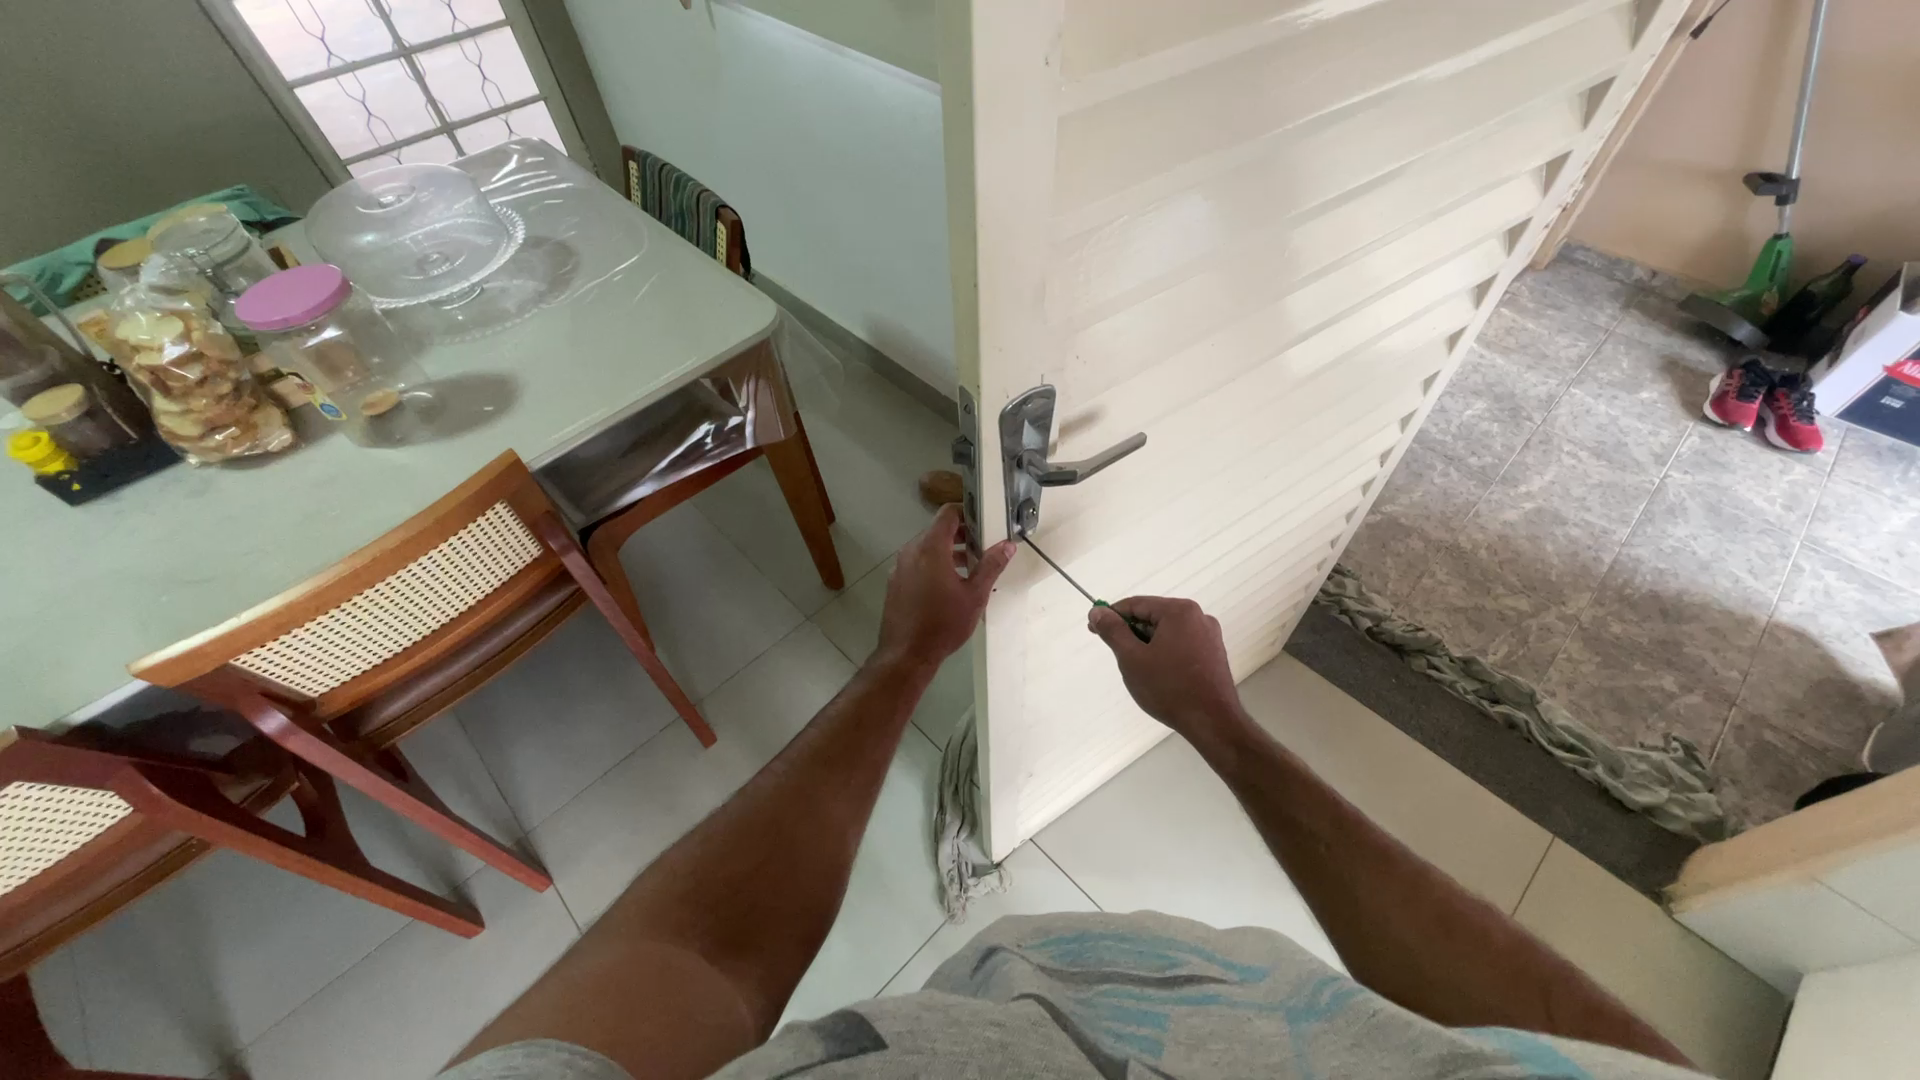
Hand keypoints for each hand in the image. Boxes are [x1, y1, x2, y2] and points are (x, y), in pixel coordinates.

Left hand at [875, 504, 1014, 669]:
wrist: (906, 655)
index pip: (948, 514)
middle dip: (961, 535)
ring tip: (971, 567)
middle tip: (983, 546)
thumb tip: (1007, 545)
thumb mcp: (975, 595)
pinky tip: (949, 585)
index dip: (967, 513)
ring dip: (948, 551)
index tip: (984, 523)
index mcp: (931, 548)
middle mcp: (911, 551)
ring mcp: (900, 567)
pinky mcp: (895, 582)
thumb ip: (991, 566)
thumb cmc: (944, 623)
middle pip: (937, 531)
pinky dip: (933, 564)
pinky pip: (917, 563)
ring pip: (926, 548)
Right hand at [1089, 597, 1248, 739]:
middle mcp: (1198, 617)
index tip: (1093, 629)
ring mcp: (1209, 636)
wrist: (1212, 722)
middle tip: (1115, 653)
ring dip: (1147, 644)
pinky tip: (1158, 674)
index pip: (1136, 604)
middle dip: (1130, 632)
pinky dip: (1164, 652)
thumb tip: (1097, 611)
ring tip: (1137, 669)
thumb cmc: (1169, 688)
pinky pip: (1181, 644)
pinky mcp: (1213, 653)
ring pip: (1166, 632)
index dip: (1111, 616)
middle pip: (1153, 616)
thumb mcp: (1132, 658)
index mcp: (1179, 611)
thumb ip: (1113, 631)